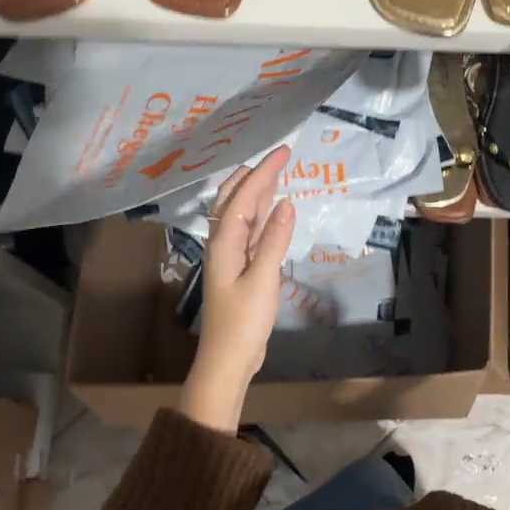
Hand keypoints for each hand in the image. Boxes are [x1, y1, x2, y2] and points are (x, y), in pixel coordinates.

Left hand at [181, 146, 295, 431]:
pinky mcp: (238, 269)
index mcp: (225, 242)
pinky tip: (273, 212)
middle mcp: (223, 243)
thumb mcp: (263, 280)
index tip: (285, 151)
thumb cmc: (244, 321)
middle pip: (234, 198)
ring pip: (240, 213)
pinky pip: (248, 230)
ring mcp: (229, 256)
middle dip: (256, 175)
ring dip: (256, 192)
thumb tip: (286, 203)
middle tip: (280, 158)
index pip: (246, 196)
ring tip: (276, 174)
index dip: (265, 171)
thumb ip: (275, 240)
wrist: (228, 358)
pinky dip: (261, 215)